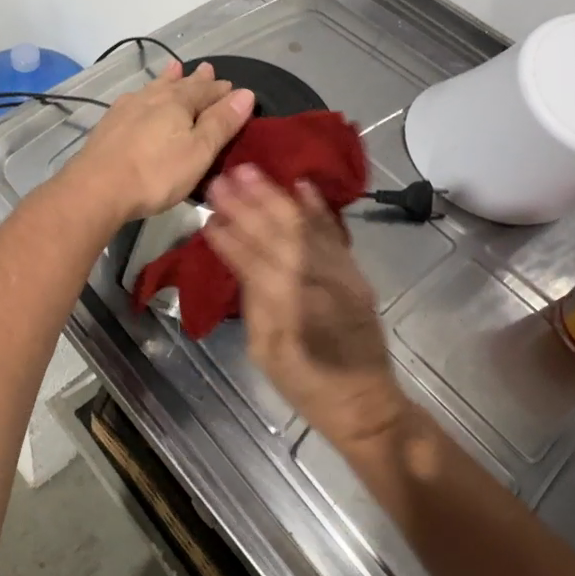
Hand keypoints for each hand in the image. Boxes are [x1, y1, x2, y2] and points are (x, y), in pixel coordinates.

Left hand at [59, 61, 254, 222]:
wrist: (96, 188)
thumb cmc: (155, 174)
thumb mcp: (198, 152)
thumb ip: (221, 123)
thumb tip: (245, 93)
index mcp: (177, 103)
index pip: (206, 91)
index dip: (222, 91)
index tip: (234, 88)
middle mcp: (151, 98)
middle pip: (179, 85)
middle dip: (196, 80)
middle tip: (207, 69)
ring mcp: (126, 109)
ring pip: (153, 88)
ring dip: (168, 79)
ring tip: (174, 68)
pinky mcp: (108, 125)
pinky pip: (134, 100)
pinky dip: (145, 95)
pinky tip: (138, 98)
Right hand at [204, 165, 407, 446]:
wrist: (366, 403)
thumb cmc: (307, 386)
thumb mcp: (266, 354)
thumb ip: (255, 307)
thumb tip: (241, 267)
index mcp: (289, 308)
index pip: (252, 262)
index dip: (229, 237)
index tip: (207, 216)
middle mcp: (317, 283)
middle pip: (277, 235)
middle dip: (247, 205)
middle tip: (222, 179)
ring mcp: (341, 275)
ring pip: (303, 226)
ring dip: (274, 197)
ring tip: (250, 172)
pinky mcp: (354, 273)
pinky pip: (334, 234)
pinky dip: (317, 208)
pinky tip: (300, 185)